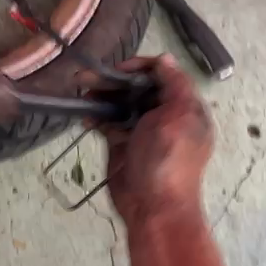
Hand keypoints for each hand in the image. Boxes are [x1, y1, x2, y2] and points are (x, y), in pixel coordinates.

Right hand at [100, 55, 213, 225]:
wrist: (153, 206)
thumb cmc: (169, 160)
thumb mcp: (179, 117)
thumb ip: (175, 86)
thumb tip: (166, 59)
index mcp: (185, 108)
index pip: (163, 75)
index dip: (141, 67)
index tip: (119, 70)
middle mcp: (164, 116)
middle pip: (136, 87)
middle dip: (112, 81)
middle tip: (85, 77)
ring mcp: (141, 130)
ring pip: (119, 103)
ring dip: (100, 96)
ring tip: (81, 93)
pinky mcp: (122, 142)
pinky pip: (107, 121)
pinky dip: (95, 116)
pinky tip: (85, 117)